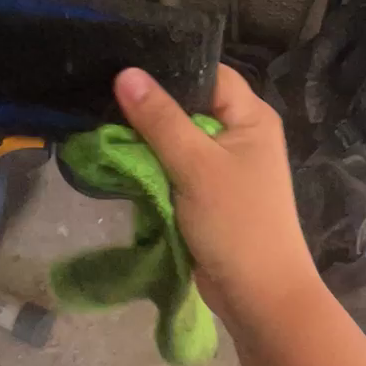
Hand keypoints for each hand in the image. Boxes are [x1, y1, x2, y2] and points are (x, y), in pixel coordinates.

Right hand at [114, 65, 319, 324]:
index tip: (127, 67)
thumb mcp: (195, 166)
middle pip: (191, 104)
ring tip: (105, 124)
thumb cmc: (237, 223)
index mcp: (251, 116)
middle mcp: (241, 133)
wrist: (260, 298)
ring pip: (179, 137)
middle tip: (106, 96)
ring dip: (149, 139)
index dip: (173, 67)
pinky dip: (154, 165)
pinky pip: (177, 166)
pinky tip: (122, 158)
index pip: (210, 72)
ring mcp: (226, 164)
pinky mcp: (210, 192)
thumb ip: (160, 119)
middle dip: (152, 106)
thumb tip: (125, 73)